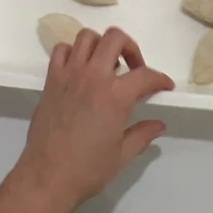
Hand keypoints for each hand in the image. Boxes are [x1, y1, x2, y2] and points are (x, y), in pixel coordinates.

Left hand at [6, 27, 174, 212]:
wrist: (48, 176)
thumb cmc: (88, 169)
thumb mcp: (122, 155)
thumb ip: (142, 134)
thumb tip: (159, 124)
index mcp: (115, 95)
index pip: (145, 75)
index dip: (160, 78)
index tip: (164, 85)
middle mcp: (93, 76)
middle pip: (115, 38)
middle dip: (130, 48)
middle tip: (134, 68)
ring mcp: (69, 73)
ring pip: (86, 37)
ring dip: (101, 45)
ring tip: (106, 65)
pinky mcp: (51, 78)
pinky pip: (61, 50)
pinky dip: (72, 53)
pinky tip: (79, 69)